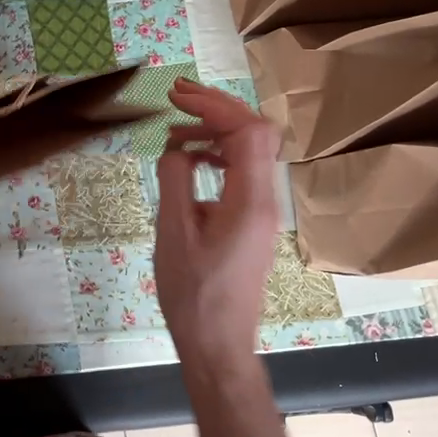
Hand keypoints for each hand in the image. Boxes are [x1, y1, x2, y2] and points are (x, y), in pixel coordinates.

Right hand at [153, 77, 282, 368]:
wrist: (217, 342)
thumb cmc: (193, 291)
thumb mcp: (173, 231)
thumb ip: (174, 179)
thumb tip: (176, 146)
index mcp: (250, 200)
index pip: (248, 131)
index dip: (215, 105)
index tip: (177, 97)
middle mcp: (264, 199)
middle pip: (255, 133)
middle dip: (217, 106)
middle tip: (177, 94)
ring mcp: (261, 210)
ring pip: (249, 150)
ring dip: (215, 128)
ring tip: (176, 125)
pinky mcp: (251, 220)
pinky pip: (241, 170)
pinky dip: (216, 152)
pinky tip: (189, 157)